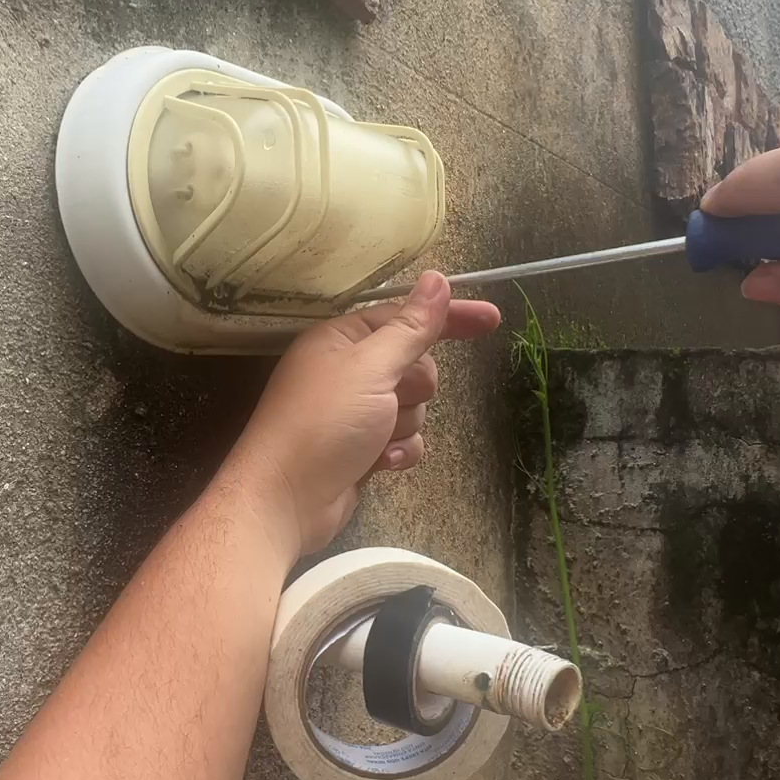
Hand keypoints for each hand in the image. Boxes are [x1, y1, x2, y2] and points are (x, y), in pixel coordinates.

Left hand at [214, 271, 501, 555]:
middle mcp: (345, 371)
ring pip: (412, 406)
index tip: (493, 321)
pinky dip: (399, 451)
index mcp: (340, 340)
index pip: (404, 316)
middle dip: (414, 387)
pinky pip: (402, 439)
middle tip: (393, 401)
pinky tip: (382, 464)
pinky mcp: (359, 448)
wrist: (286, 500)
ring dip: (404, 424)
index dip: (448, 318)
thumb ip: (410, 328)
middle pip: (413, 365)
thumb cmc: (323, 425)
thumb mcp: (370, 369)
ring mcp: (352, 413)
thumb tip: (436, 279)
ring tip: (376, 439)